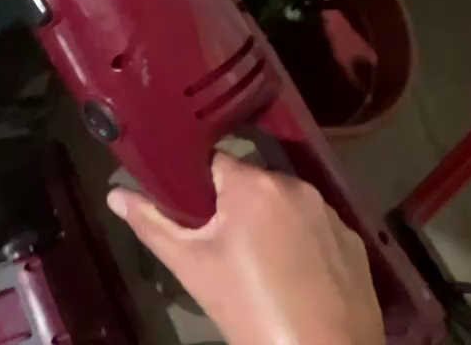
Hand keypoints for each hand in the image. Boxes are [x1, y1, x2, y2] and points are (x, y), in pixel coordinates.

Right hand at [107, 154, 384, 344]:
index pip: (214, 162)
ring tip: (261, 266)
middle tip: (223, 247)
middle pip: (251, 183)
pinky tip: (296, 278)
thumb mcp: (190, 266)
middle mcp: (294, 186)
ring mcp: (330, 215)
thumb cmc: (247, 308)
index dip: (199, 186)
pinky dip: (304, 243)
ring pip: (285, 204)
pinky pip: (317, 229)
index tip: (193, 212)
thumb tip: (113, 194)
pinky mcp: (356, 245)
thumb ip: (150, 223)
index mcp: (251, 183)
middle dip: (235, 206)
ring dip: (270, 222)